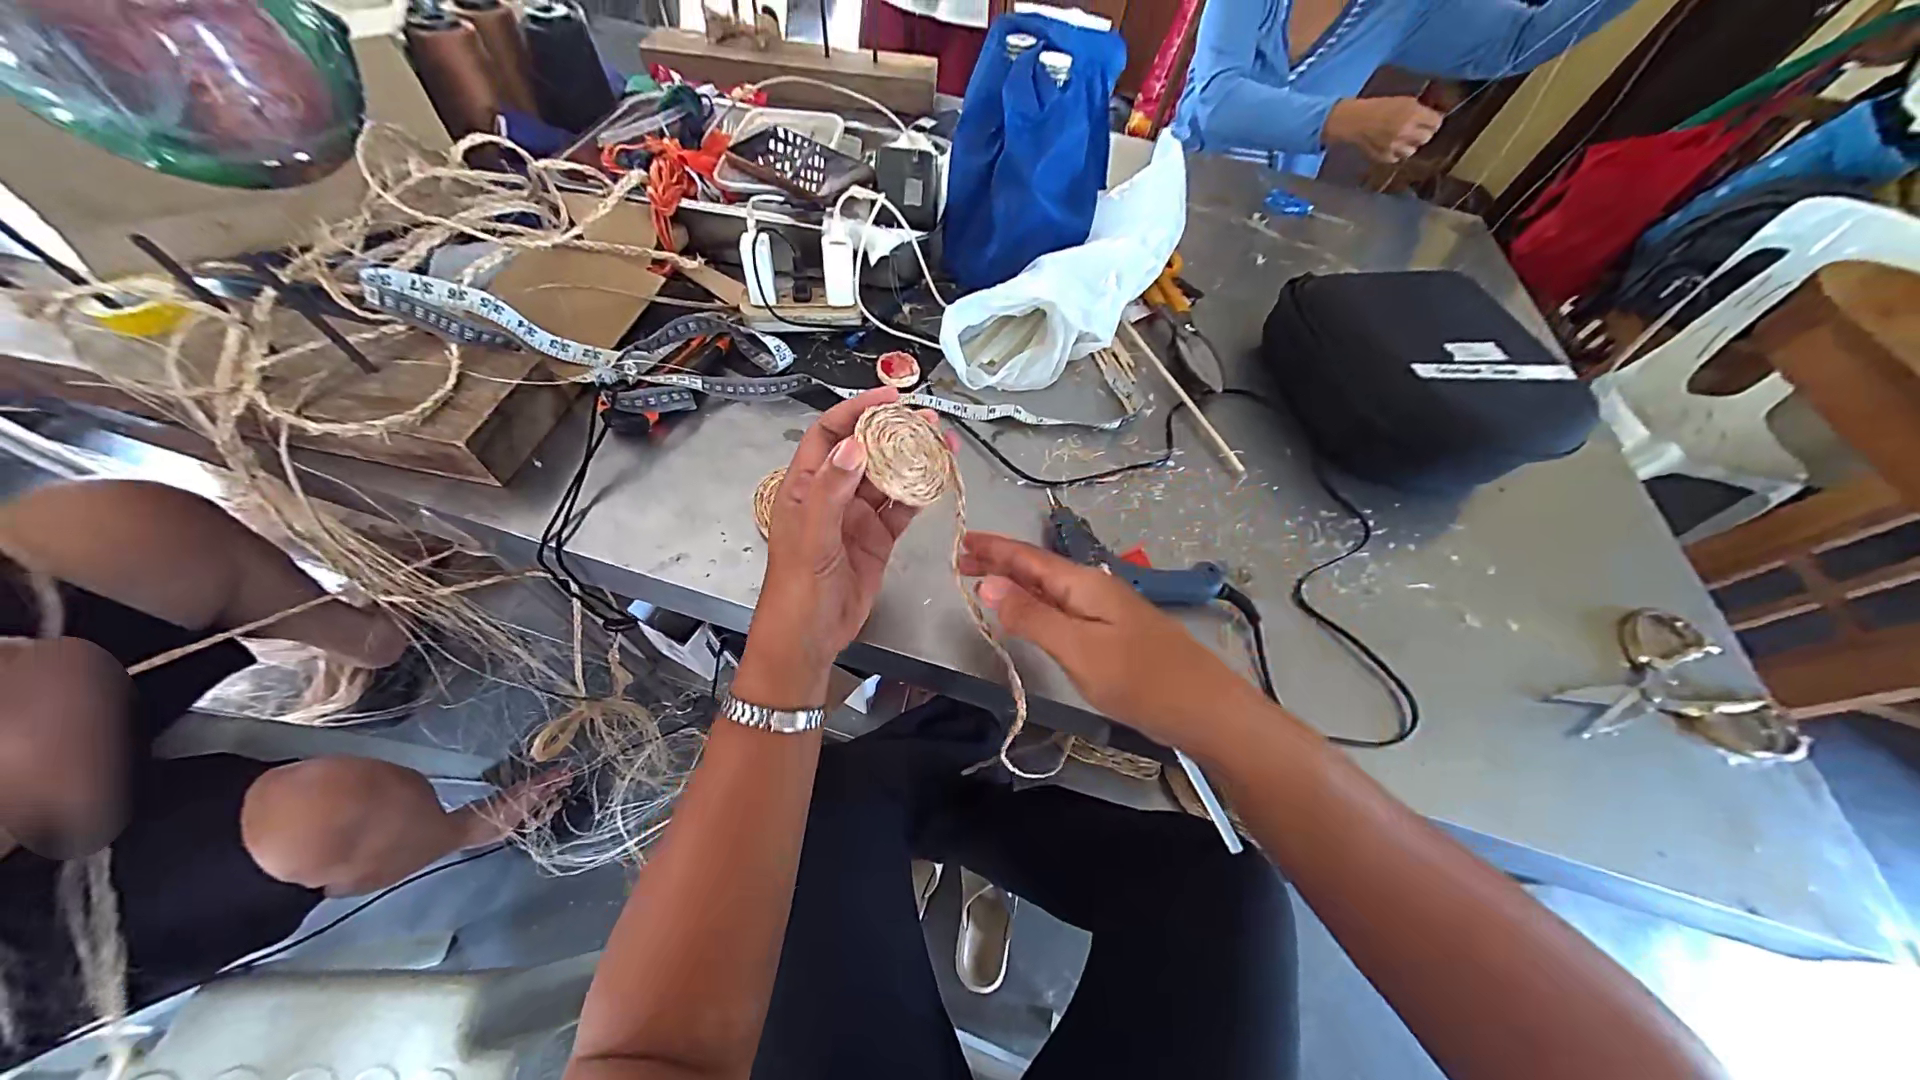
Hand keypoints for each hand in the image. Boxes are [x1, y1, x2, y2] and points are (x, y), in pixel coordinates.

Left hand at [736, 387, 940, 706]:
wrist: (811, 638)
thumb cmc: (798, 588)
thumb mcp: (810, 538)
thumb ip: (830, 492)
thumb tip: (854, 446)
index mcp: (806, 486)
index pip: (831, 435)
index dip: (857, 410)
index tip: (890, 396)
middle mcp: (834, 494)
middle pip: (867, 452)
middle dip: (896, 433)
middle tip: (929, 421)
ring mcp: (858, 516)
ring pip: (889, 478)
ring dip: (913, 460)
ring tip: (943, 444)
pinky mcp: (879, 538)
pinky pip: (902, 509)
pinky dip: (919, 495)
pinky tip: (938, 481)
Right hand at [956, 532, 1268, 749]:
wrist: (1206, 710)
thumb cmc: (1140, 680)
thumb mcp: (1078, 649)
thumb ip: (1032, 616)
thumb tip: (988, 582)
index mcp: (1084, 584)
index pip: (1029, 558)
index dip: (994, 549)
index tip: (960, 542)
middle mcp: (1094, 589)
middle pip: (1039, 569)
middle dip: (1000, 562)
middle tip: (961, 561)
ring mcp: (1106, 612)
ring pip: (1051, 588)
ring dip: (1015, 583)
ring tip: (984, 581)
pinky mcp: (1113, 634)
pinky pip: (1063, 608)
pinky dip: (1036, 604)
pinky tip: (1030, 613)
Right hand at [1323, 96, 1443, 163]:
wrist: (1354, 122)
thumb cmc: (1379, 107)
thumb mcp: (1404, 101)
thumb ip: (1419, 110)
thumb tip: (1432, 117)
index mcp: (1413, 114)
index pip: (1436, 122)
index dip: (1434, 121)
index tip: (1430, 121)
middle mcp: (1406, 131)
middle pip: (1427, 137)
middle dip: (1423, 133)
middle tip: (1417, 130)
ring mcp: (1394, 146)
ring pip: (1412, 150)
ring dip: (1410, 145)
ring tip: (1403, 140)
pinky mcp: (1384, 157)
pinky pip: (1397, 158)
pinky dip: (1396, 153)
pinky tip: (1391, 146)